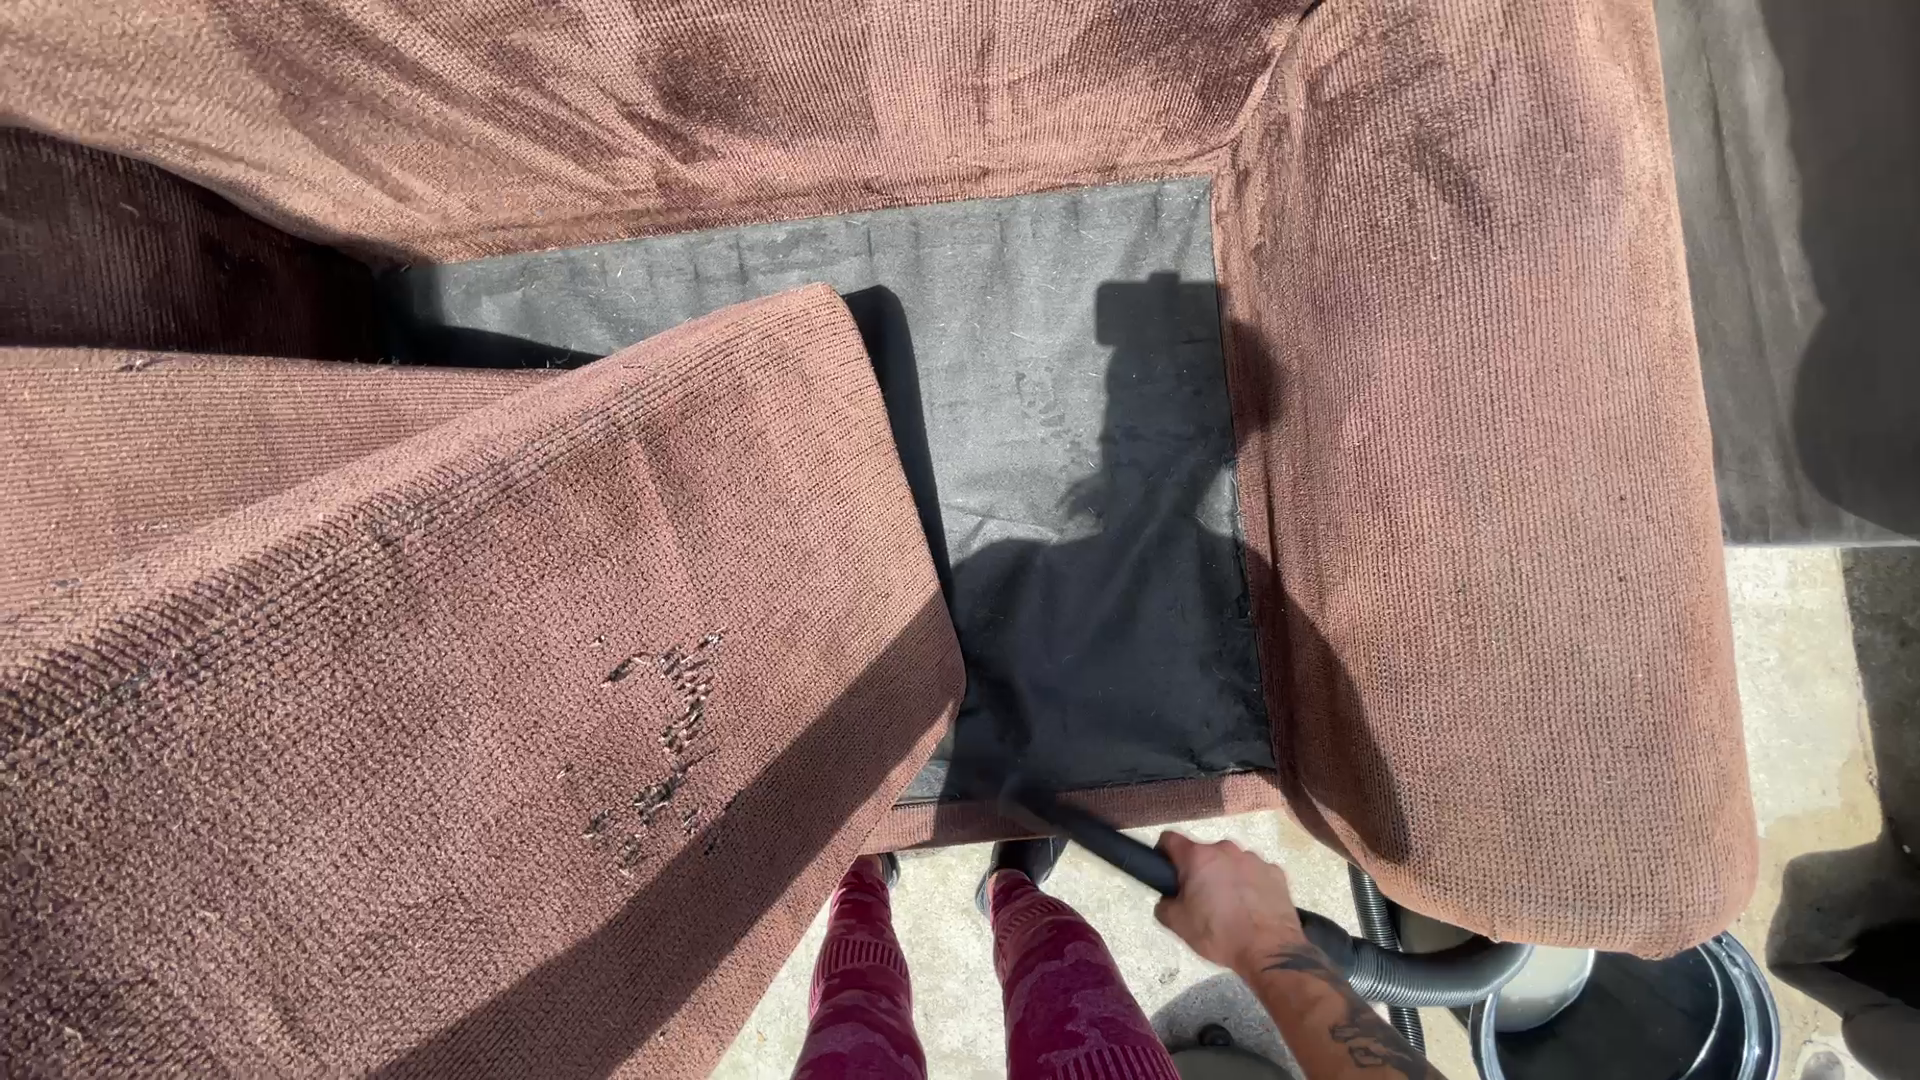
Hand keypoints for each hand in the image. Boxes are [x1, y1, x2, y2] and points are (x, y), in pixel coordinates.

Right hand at [1154, 832, 1309, 974]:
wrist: (1270, 952)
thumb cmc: (1220, 934)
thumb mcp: (1178, 925)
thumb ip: (1163, 905)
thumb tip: (1168, 899)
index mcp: (1198, 857)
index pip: (1169, 838)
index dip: (1164, 852)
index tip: (1168, 870)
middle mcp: (1225, 849)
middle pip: (1203, 854)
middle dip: (1200, 871)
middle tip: (1202, 900)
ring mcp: (1253, 859)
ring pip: (1231, 862)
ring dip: (1227, 877)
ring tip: (1233, 908)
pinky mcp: (1276, 872)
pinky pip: (1256, 873)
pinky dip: (1251, 885)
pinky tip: (1254, 908)